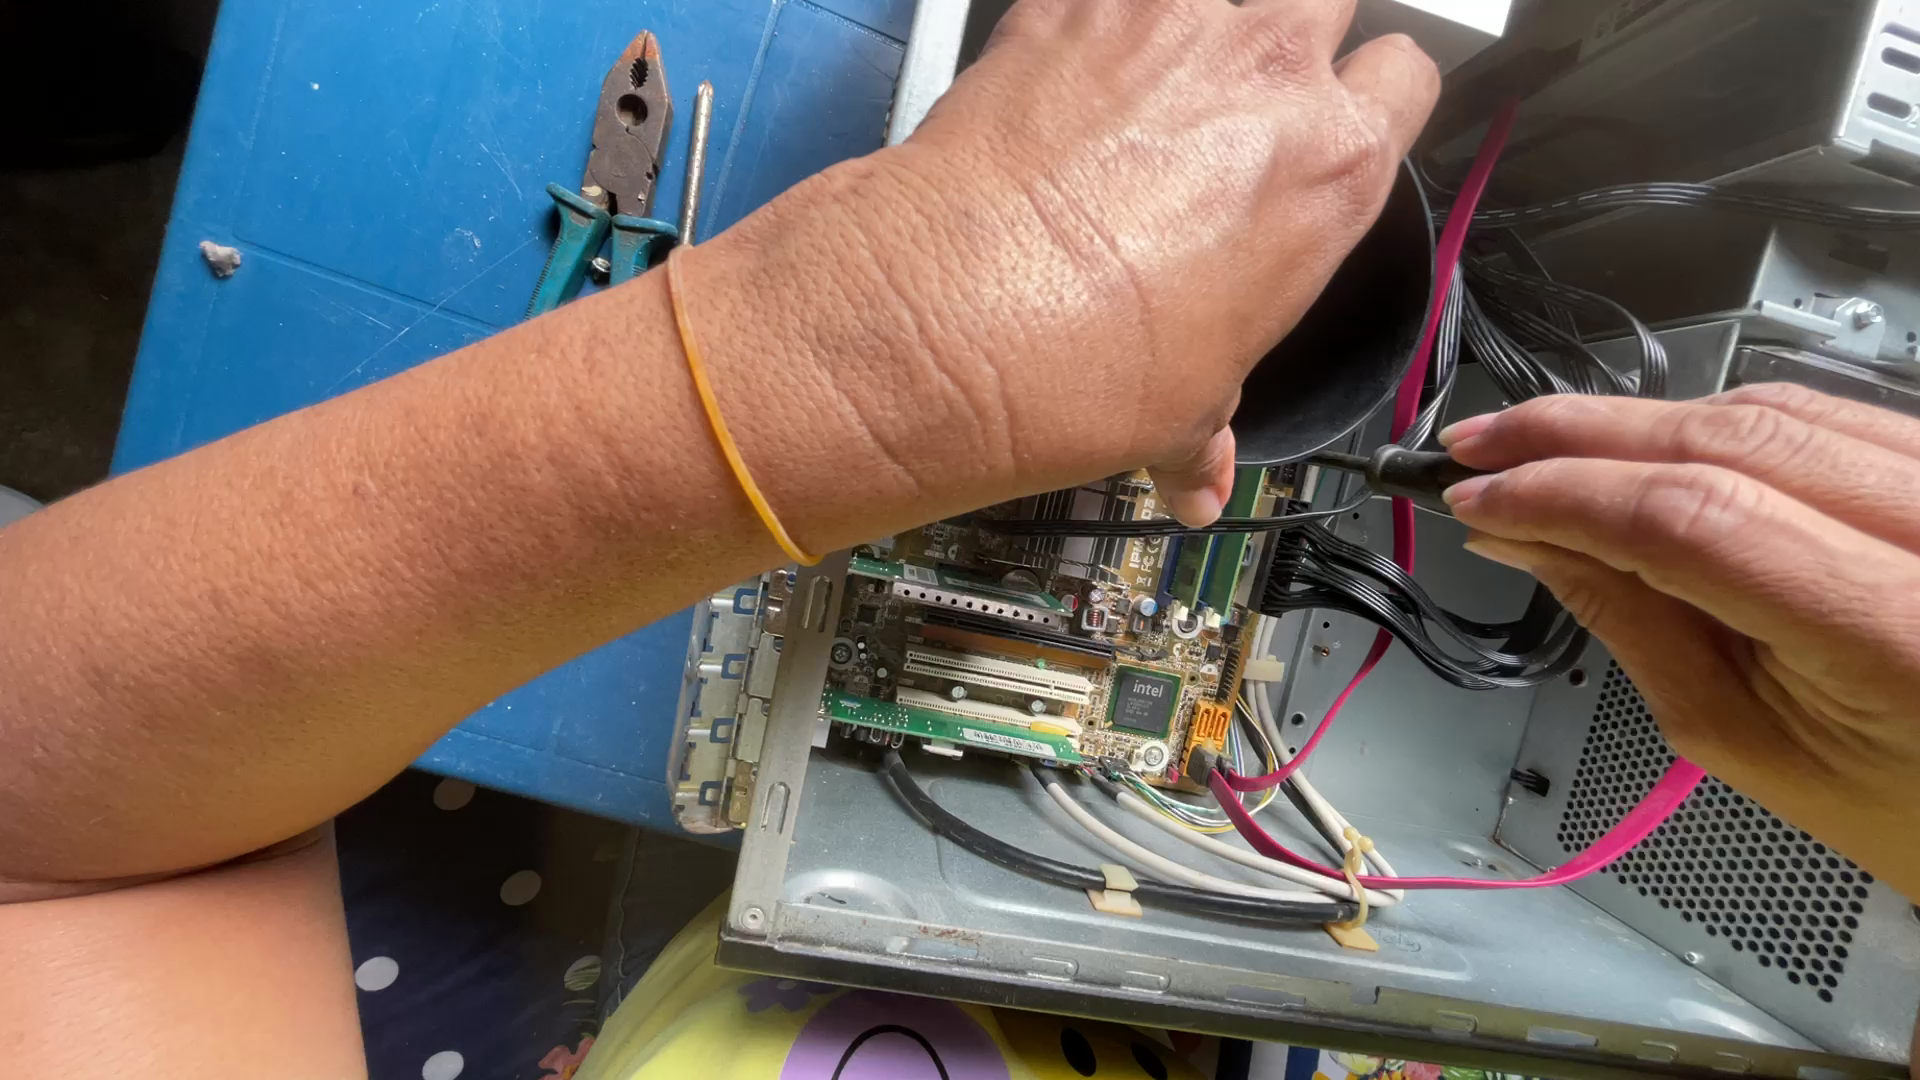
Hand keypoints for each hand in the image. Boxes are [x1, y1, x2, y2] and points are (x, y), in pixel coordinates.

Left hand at [687, 0, 1438, 534]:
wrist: (959, 330)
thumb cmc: (1092, 376)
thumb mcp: (1178, 418)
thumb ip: (1207, 442)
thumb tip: (1201, 489)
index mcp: (1331, 166)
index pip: (1406, 80)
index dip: (1364, 108)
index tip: (1314, 144)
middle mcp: (1266, 67)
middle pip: (1321, 9)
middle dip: (1283, 55)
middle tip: (1217, 128)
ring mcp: (1166, 21)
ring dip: (1188, 41)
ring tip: (1133, 114)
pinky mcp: (1065, 8)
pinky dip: (1088, 33)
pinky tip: (1053, 102)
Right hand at [1439, 384, 1919, 893]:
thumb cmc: (1895, 804)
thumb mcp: (1730, 731)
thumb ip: (1621, 616)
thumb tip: (1517, 539)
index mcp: (1900, 637)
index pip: (1686, 520)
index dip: (1557, 496)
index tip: (1470, 498)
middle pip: (1724, 440)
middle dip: (1570, 433)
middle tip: (1471, 444)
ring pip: (1765, 411)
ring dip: (1622, 420)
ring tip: (1529, 441)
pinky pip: (1815, 414)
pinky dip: (1697, 420)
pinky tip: (1628, 441)